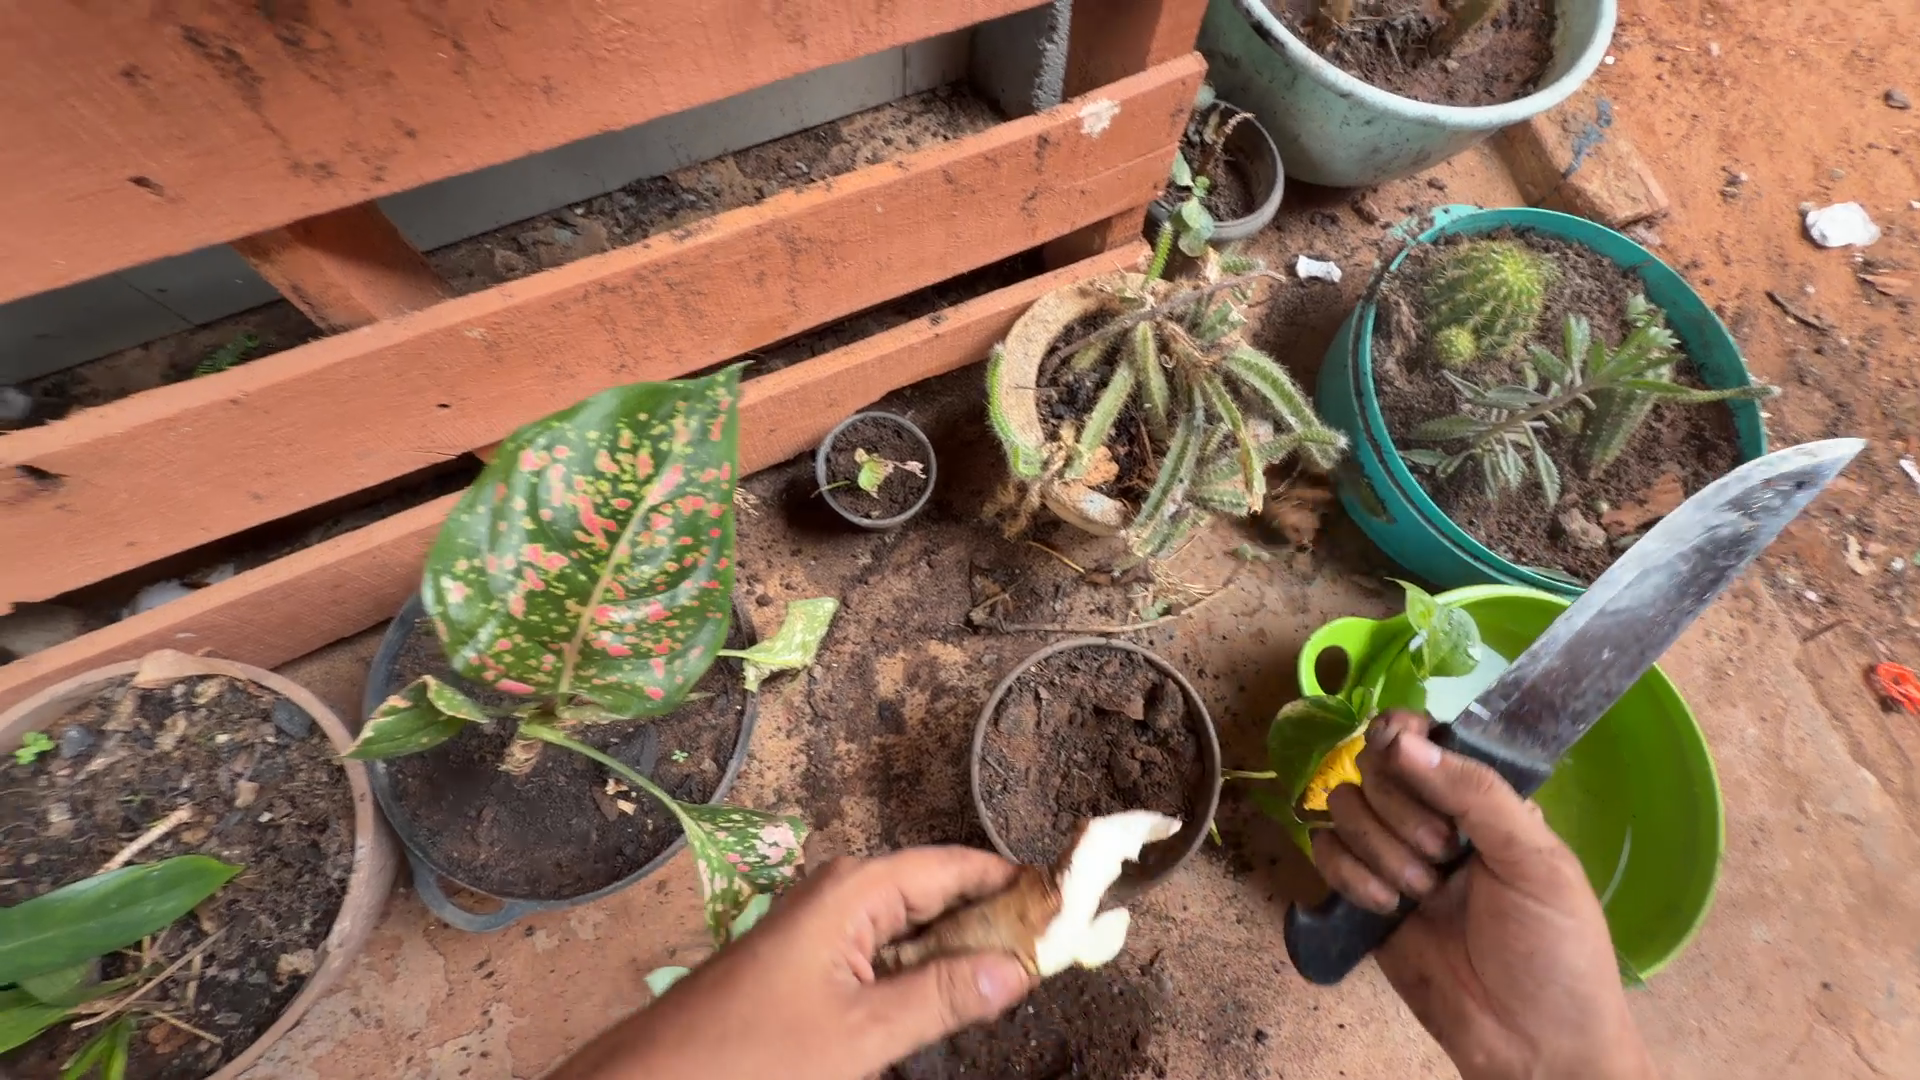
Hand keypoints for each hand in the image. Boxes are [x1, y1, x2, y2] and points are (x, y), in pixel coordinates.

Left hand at [548, 846, 1034, 1079]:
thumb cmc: (754, 1056)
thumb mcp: (861, 1034)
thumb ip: (943, 996)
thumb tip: (1020, 968)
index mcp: (856, 887)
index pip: (951, 867)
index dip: (1007, 880)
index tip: (1061, 898)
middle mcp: (844, 889)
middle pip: (934, 890)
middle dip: (988, 917)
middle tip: (1048, 945)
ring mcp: (826, 921)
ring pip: (911, 924)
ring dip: (957, 946)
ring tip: (1011, 970)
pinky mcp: (814, 955)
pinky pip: (884, 949)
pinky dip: (921, 967)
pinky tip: (946, 994)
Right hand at [1311, 711, 1655, 1079]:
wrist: (1530, 1048)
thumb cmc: (1554, 952)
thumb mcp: (1536, 864)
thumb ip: (1474, 793)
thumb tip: (1398, 738)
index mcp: (1475, 799)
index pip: (1418, 737)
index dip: (1397, 734)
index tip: (1394, 748)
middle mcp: (1426, 814)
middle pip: (1371, 767)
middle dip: (1399, 810)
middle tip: (1441, 854)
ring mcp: (1387, 850)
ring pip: (1342, 804)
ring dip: (1378, 848)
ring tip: (1420, 892)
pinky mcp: (1356, 886)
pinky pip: (1323, 849)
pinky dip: (1349, 874)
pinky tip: (1385, 906)